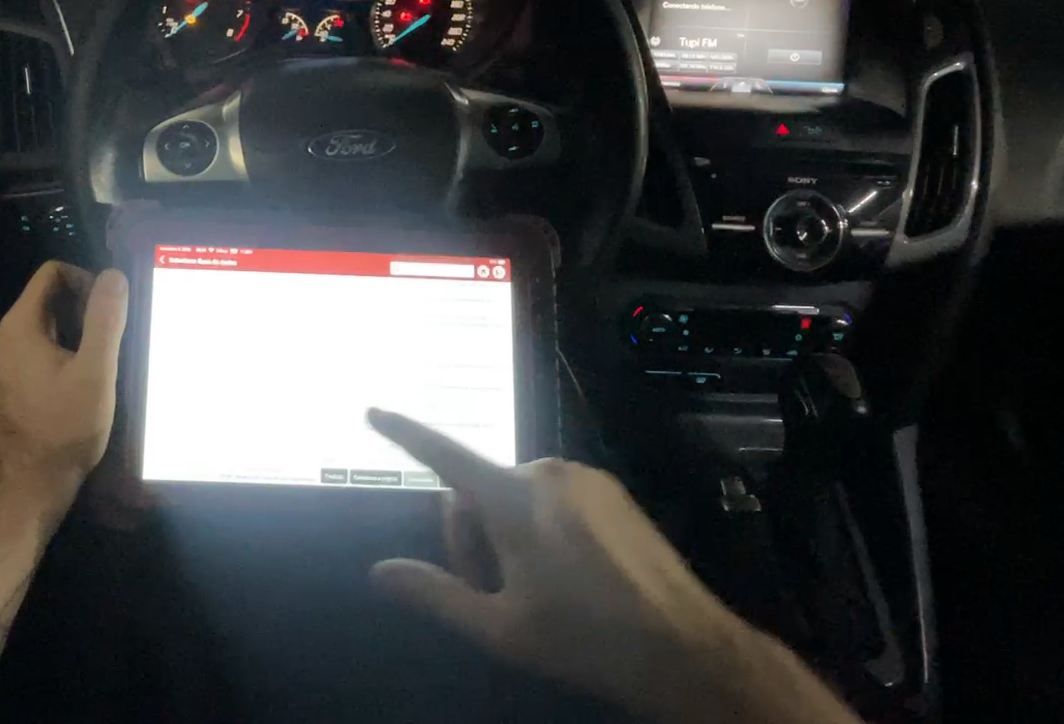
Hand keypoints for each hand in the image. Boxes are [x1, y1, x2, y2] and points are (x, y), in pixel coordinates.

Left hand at [0, 262, 128, 515]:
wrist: (36, 483)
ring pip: (52, 318)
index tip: (111, 307)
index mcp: (20, 325)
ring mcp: (11, 356)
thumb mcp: (95, 372)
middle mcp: (9, 334)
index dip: (86, 279)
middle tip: (115, 331)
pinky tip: (93, 369)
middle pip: (51, 293)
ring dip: (82, 324)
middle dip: (87, 302)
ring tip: (109, 350)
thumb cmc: (65, 427)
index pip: (52, 272)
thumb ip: (105, 320)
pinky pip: (48, 340)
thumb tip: (114, 275)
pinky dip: (72, 343)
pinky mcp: (20, 374)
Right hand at [364, 409, 846, 723]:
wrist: (691, 652)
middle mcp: (543, 471)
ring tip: (533, 588)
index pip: (442, 454)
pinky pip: (552, 495)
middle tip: (491, 593)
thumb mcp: (500, 628)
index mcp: (512, 498)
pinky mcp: (610, 489)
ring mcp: (582, 477)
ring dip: (506, 532)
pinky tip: (568, 572)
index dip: (403, 432)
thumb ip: (435, 593)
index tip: (372, 410)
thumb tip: (379, 572)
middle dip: (471, 535)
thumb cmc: (585, 639)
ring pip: (514, 494)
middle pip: (477, 490)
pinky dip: (540, 523)